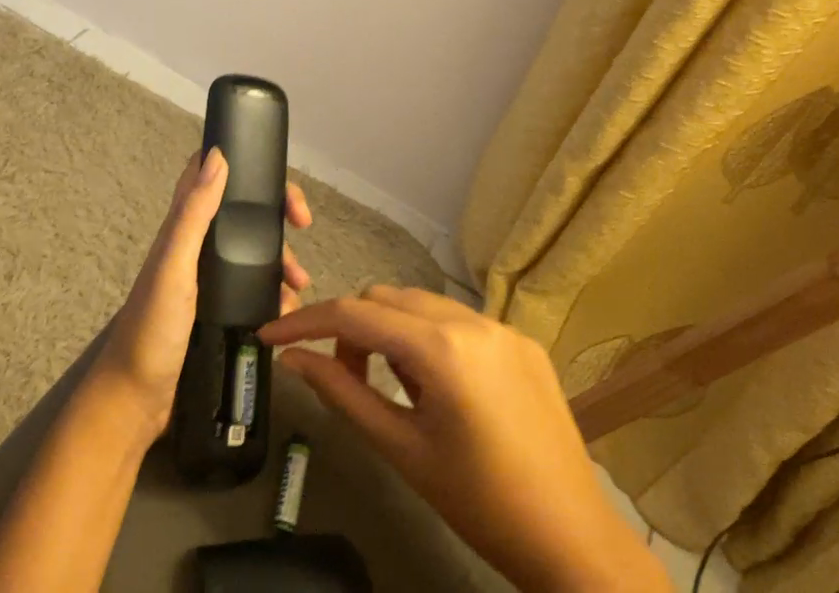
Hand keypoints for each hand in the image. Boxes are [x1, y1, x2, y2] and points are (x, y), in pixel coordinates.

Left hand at [91, 148, 313, 438]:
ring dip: (279, 258)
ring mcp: (204, 281)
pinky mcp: (216, 311)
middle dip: (275, 215)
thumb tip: (217, 155)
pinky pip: (252, 289)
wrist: (135, 399)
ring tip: (300, 285)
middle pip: (240, 214)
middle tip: (304, 227)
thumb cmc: (153, 330)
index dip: (243, 167)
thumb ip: (194, 214)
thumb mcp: (175, 267)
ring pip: (251, 252)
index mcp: (180, 230)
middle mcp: (192, 248)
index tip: (278, 184)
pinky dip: (273, 292)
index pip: (211, 177)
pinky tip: (286, 310)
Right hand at [258, 287, 671, 592]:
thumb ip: (340, 391)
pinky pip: (456, 321)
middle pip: (384, 299)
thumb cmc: (476, 500)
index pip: (352, 315)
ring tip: (391, 386)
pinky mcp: (523, 344)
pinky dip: (426, 338)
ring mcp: (503, 328)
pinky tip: (433, 386)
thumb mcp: (399, 446)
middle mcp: (473, 321)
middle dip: (348, 327)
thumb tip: (290, 358)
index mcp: (441, 348)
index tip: (268, 336)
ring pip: (419, 304)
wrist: (570, 538)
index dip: (303, 322)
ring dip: (387, 330)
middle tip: (338, 374)